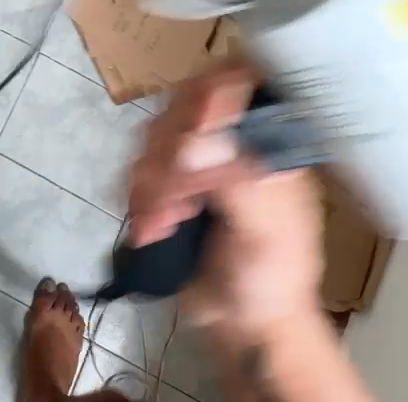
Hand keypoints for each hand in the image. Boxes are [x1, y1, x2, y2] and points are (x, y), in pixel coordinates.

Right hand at [127, 65, 324, 334]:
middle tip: (180, 197)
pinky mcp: (168, 178)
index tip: (194, 128)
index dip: (212, 92)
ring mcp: (198, 155)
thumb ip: (237, 182)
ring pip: (156, 132)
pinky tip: (152, 226)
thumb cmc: (270, 280)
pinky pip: (137, 164)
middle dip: (173, 151)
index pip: (239, 80)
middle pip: (186, 102)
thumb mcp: (266, 234)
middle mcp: (231, 137)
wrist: (243, 327)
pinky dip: (139, 196)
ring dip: (153, 181)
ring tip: (166, 223)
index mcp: (269, 140)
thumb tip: (195, 144)